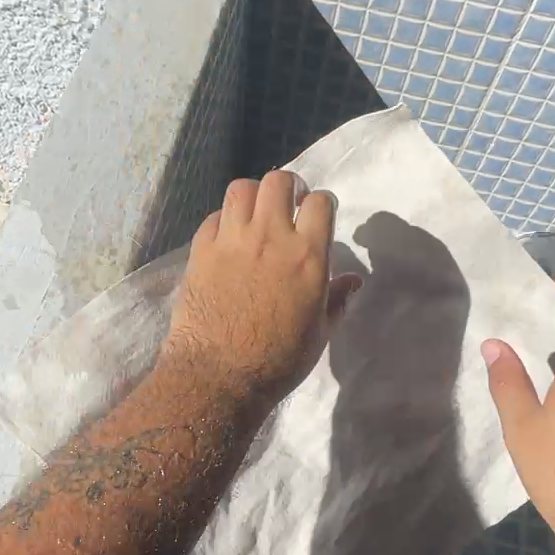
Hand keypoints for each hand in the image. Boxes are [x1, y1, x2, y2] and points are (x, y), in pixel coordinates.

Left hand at [161, 171, 360, 411]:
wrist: (219, 374)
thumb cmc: (279, 359)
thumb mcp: (320, 332)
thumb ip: (336, 299)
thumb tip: (353, 281)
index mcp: (307, 255)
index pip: (321, 202)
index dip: (322, 203)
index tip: (318, 214)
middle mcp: (270, 236)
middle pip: (279, 181)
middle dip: (288, 186)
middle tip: (288, 204)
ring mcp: (231, 240)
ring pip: (242, 188)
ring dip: (254, 196)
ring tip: (256, 213)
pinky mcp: (201, 250)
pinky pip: (214, 216)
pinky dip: (224, 220)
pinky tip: (228, 238)